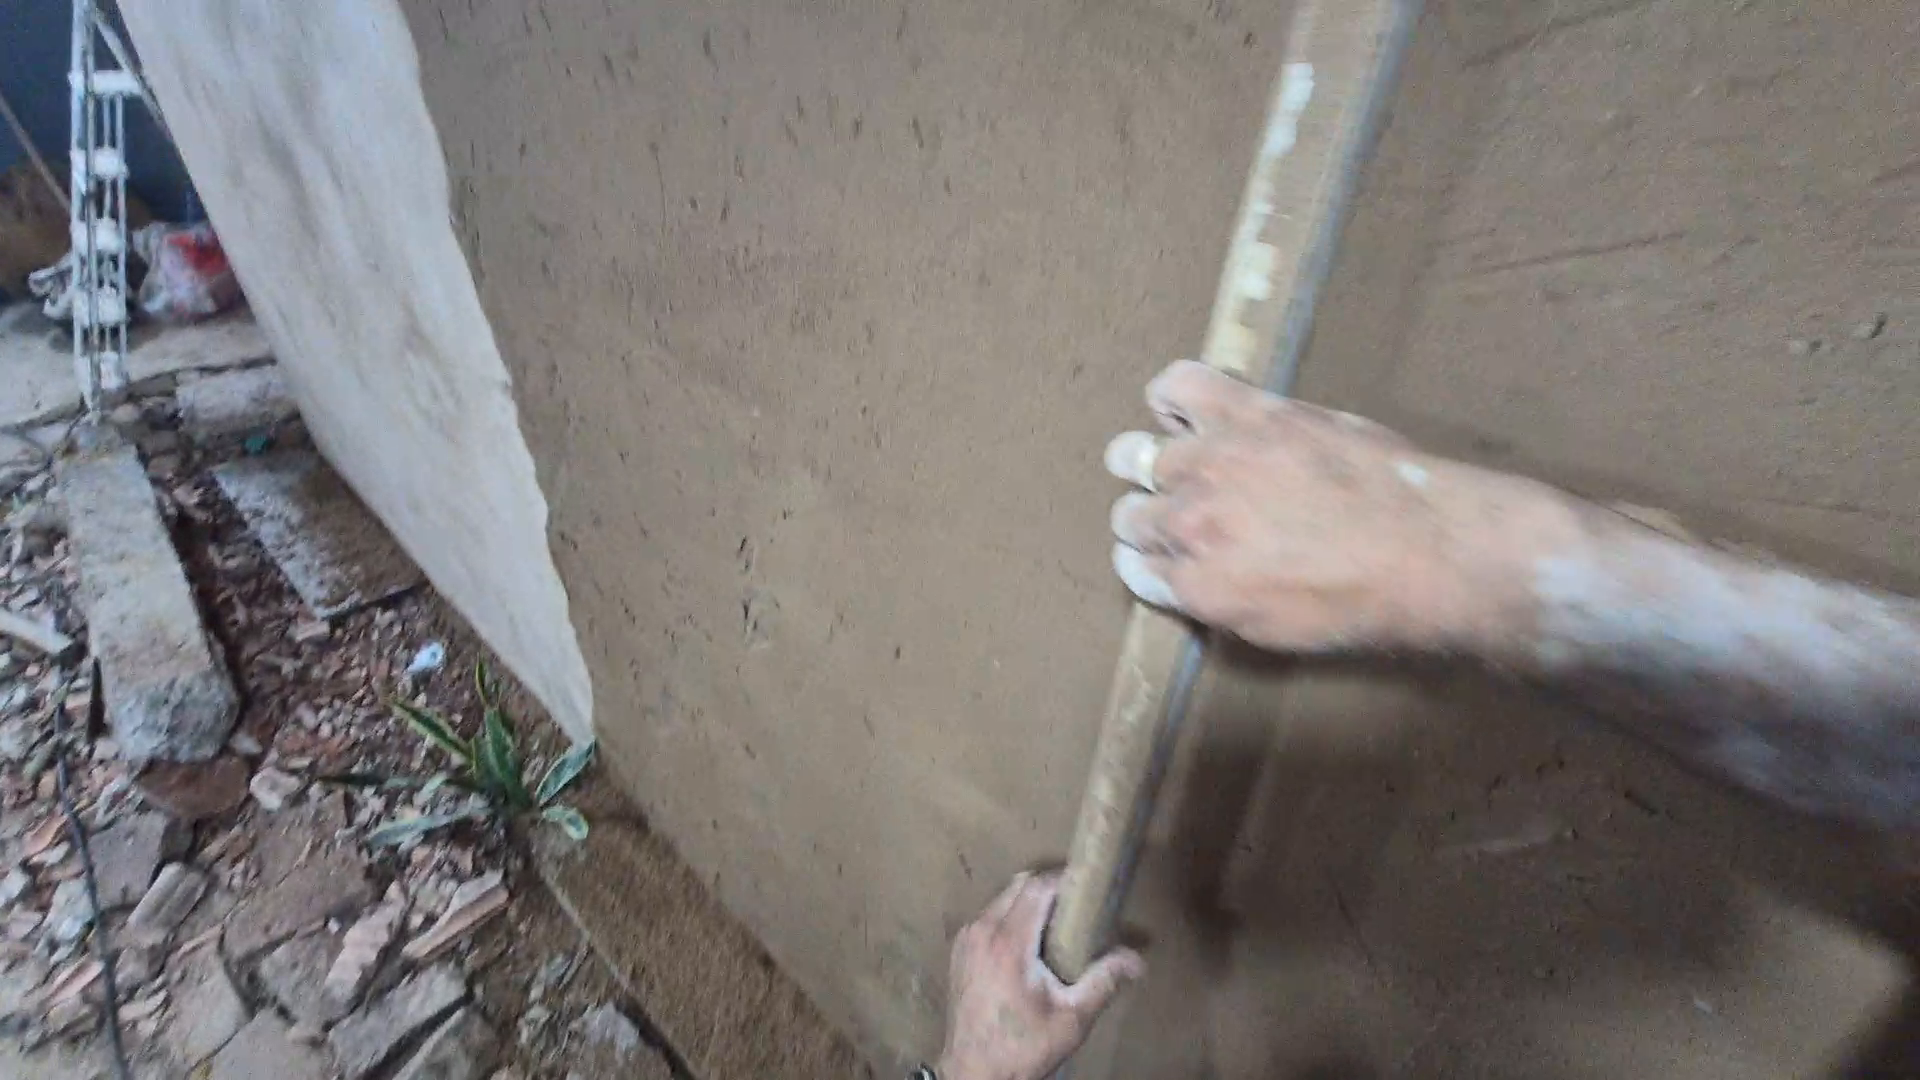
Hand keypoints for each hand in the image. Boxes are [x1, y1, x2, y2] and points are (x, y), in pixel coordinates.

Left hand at [936, 872, 1143, 1079]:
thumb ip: (1103, 982)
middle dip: (1048, 888)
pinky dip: (1010, 916)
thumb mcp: (1070, 1020)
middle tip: (1075, 907)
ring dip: (1028, 901)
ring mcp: (966, 937)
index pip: (1038, 887)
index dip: (1063, 879)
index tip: (1086, 886)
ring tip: (1055, 925)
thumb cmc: (1022, 1048)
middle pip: (1019, 885)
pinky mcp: (959, 948)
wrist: (973, 1075)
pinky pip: (989, 915)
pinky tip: (1027, 943)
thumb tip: (1136, 959)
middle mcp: (983, 929)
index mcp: (1009, 941)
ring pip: (1002, 897)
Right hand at [1105, 361, 1574, 652]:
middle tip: (1185, 517)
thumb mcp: (1270, 630)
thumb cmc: (1360, 602)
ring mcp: (1211, 462)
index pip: (1132, 565)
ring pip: (1133, 455)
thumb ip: (1208, 601)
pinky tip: (1185, 413)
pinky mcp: (1246, 413)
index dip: (1150, 561)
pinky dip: (1170, 398)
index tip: (1170, 557)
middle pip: (1128, 515)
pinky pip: (1175, 387)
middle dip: (1147, 520)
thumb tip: (1182, 576)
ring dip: (1148, 466)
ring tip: (1180, 465)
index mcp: (1192, 583)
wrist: (1432, 551)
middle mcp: (1187, 521)